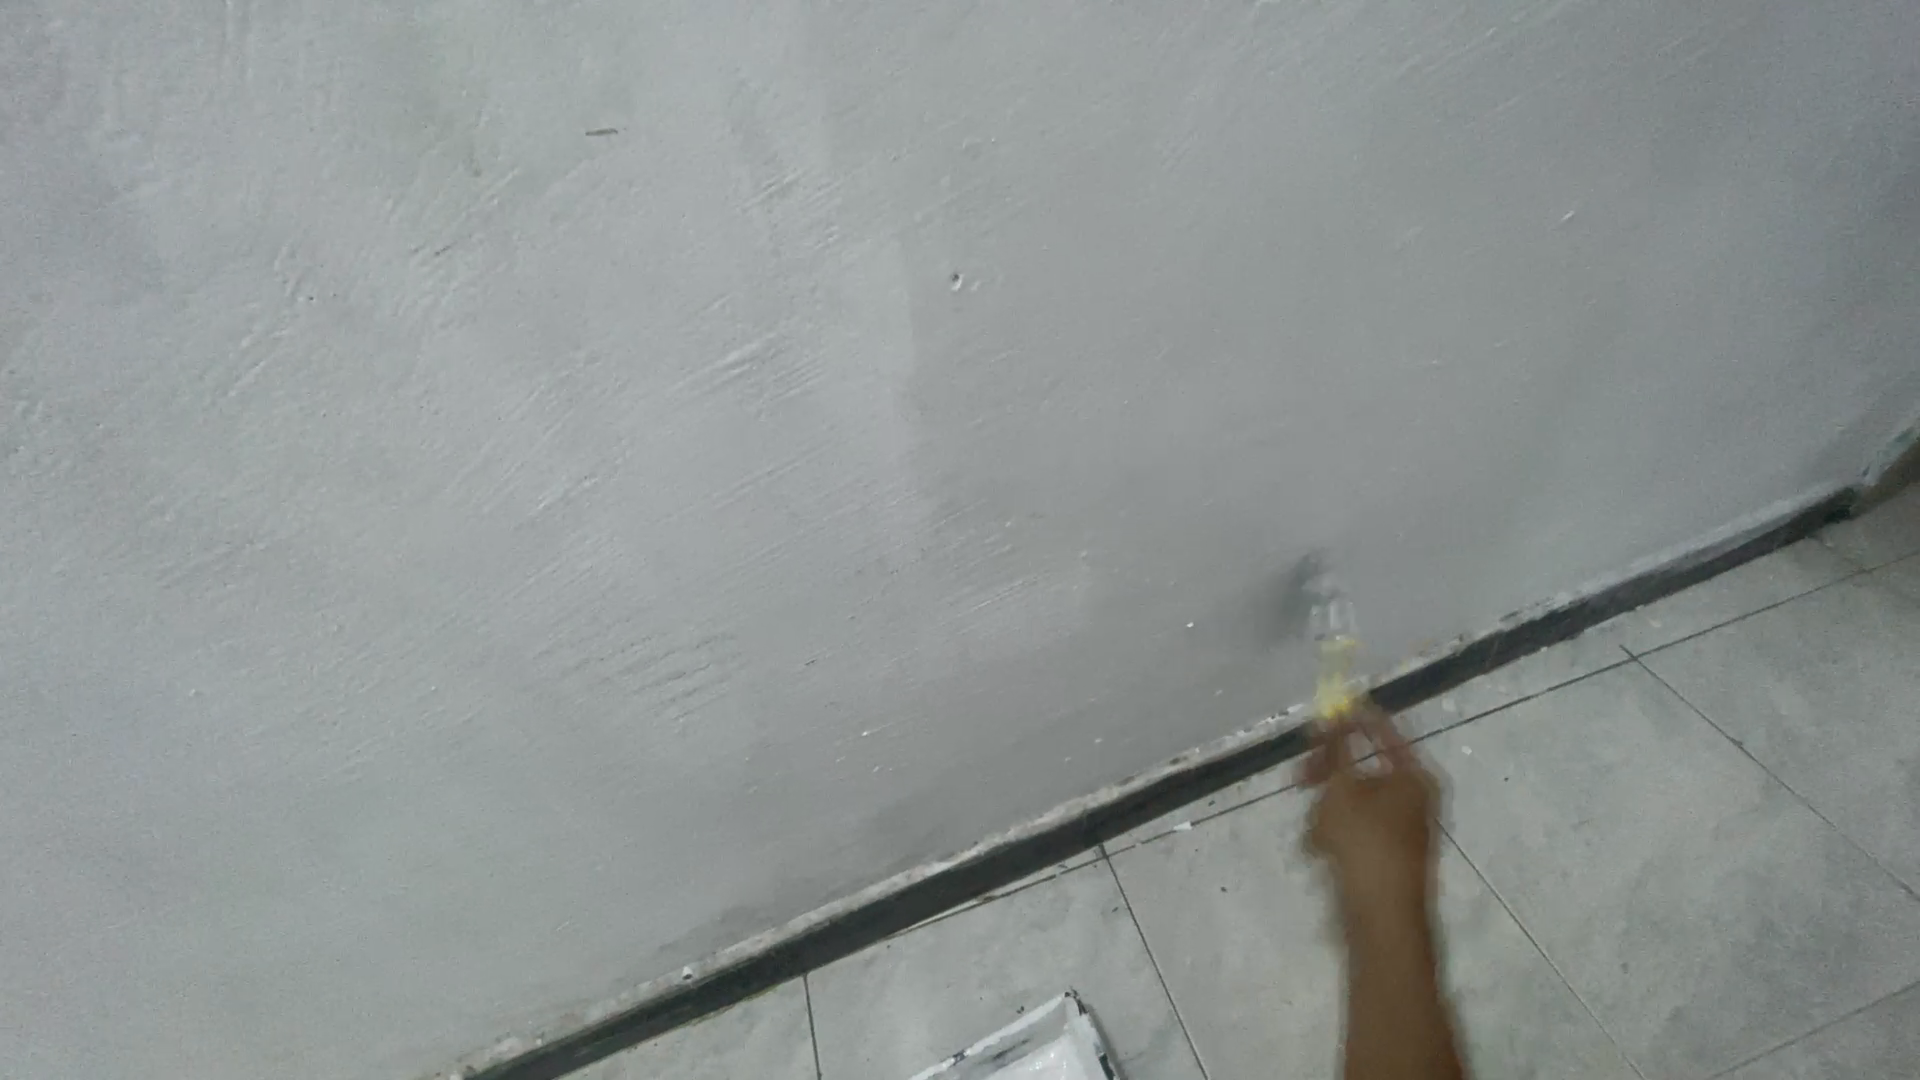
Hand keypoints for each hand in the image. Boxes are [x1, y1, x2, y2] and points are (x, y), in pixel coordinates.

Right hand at [1298, 700, 1441, 929]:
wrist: (1380, 915)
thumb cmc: (1365, 843)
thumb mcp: (1343, 786)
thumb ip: (1336, 746)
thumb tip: (1334, 711)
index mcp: (1415, 777)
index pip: (1383, 731)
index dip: (1354, 717)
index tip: (1324, 708)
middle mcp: (1413, 798)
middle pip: (1360, 767)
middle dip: (1327, 776)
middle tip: (1300, 777)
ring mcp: (1399, 827)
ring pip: (1349, 799)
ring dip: (1324, 809)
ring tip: (1317, 831)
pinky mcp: (1383, 852)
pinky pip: (1351, 827)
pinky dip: (1332, 833)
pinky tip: (1321, 849)